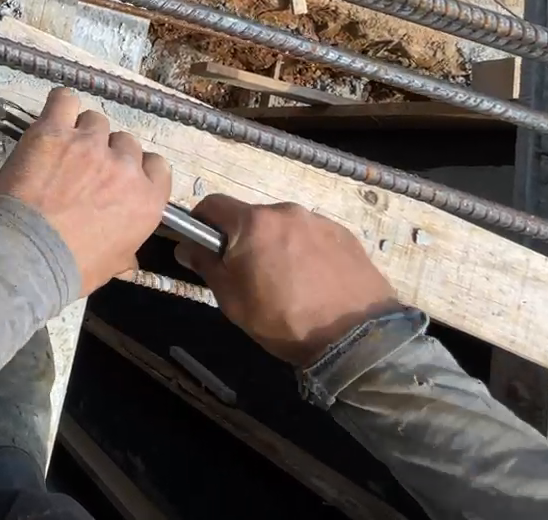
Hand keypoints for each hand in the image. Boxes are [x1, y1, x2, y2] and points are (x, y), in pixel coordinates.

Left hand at [0, 88, 170, 295]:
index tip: (116, 175)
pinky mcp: (54, 131)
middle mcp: (124, 166)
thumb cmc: (70, 266)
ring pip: (95, 120)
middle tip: (81, 167)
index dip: (135, 167)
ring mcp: (89, 144)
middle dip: (106, 152)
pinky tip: (53, 118)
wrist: (27, 253)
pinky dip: (60, 105)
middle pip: (124, 141)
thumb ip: (125, 252)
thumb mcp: (111, 266)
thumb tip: (128, 258)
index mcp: (147, 200)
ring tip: (61, 148)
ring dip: (81, 131)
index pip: (156, 164)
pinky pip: (64, 99)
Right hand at [176, 195, 399, 366]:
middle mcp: (285, 211)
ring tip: (290, 280)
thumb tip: (187, 247)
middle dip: (244, 237)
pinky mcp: (346, 236)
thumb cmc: (285, 320)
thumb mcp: (232, 300)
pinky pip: (313, 236)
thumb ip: (206, 265)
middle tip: (250, 272)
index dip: (202, 221)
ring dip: (277, 243)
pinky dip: (306, 250)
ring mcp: (319, 222)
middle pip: (251, 216)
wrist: (360, 343)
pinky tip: (316, 281)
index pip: (212, 204)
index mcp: (252, 222)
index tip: (204, 244)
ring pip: (284, 226)